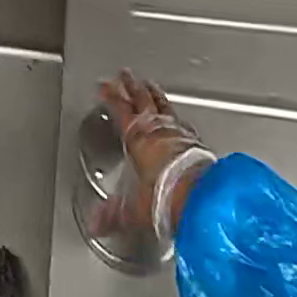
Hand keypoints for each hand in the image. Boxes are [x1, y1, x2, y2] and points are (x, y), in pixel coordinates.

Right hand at [89, 69, 207, 238]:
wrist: (200, 197)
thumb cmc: (165, 197)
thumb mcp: (134, 209)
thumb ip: (114, 213)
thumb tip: (97, 223)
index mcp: (138, 138)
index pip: (120, 110)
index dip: (111, 96)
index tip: (105, 84)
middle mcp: (158, 129)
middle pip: (142, 100)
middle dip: (132, 86)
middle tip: (126, 73)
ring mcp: (177, 131)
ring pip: (162, 105)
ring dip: (154, 94)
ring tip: (150, 85)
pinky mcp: (193, 139)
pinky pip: (181, 120)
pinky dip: (175, 115)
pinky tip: (178, 117)